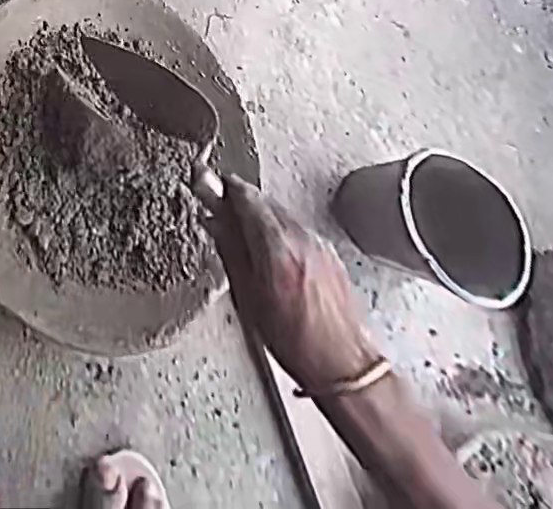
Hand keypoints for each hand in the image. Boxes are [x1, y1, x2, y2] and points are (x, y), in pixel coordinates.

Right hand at [193, 167, 379, 388]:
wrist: (344, 367)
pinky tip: (271, 255)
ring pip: (279, 213)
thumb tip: (214, 220)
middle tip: (220, 214)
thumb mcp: (247, 295)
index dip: (222, 187)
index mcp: (275, 245)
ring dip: (259, 217)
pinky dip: (278, 231)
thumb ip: (230, 249)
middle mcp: (299, 237)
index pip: (245, 195)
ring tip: (244, 240)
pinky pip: (296, 229)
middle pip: (262, 200)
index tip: (208, 185)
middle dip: (239, 203)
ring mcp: (318, 243)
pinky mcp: (329, 253)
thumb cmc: (295, 340)